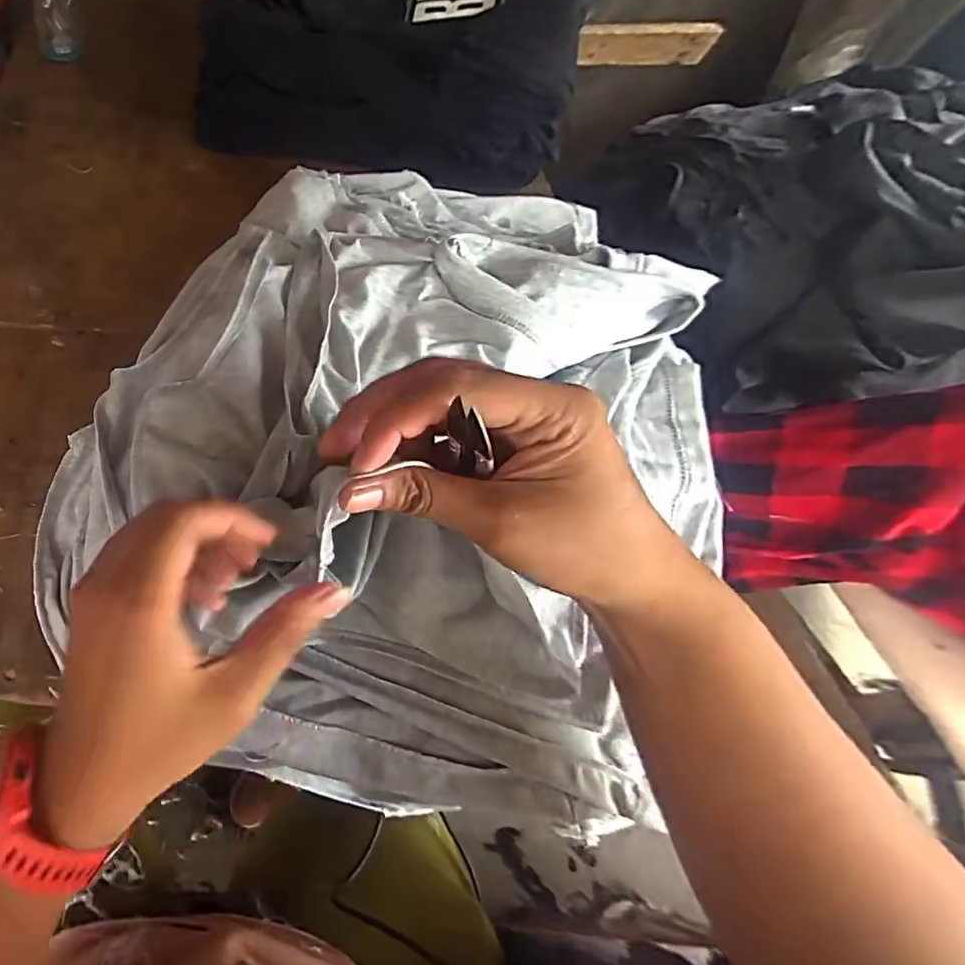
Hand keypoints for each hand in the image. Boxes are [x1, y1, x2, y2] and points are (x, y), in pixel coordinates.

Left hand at [35, 501, 351, 849]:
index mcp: (140, 598)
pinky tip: (196, 599)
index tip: (270, 541)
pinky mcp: (86, 601)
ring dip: (191, 544)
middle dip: (214, 528)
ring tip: (229, 585)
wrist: (86, 776)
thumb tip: (332, 590)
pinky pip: (128, 555)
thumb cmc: (162, 743)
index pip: (183, 521)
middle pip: (164, 518)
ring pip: (145, 533)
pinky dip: (165, 560)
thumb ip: (281, 634)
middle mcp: (107, 580)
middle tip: (252, 562)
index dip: (232, 518)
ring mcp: (90, 588)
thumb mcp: (232, 694)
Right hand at [319, 358, 701, 613]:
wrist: (631, 582)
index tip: (357, 460)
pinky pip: (438, 427)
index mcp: (548, 405)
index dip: (397, 418)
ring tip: (343, 453)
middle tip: (333, 446)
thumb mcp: (498, 521)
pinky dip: (402, 442)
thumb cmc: (581, 549)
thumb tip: (349, 490)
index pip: (456, 390)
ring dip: (384, 424)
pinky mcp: (495, 438)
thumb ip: (422, 494)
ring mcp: (511, 414)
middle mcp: (528, 396)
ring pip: (431, 400)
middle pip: (437, 382)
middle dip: (380, 412)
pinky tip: (375, 458)